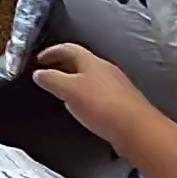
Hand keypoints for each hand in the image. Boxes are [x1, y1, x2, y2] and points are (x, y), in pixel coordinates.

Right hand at [33, 43, 160, 151]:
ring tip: (61, 90)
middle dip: (62, 65)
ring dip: (73, 80)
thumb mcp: (69, 90)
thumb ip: (52, 80)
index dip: (51, 52)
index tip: (40, 59)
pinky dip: (85, 94)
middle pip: (80, 61)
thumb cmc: (102, 105)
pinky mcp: (122, 101)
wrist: (137, 129)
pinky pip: (99, 91)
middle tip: (48, 72)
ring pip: (90, 76)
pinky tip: (82, 107)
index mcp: (91, 61)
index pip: (68, 48)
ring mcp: (116, 85)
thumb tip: (39, 74)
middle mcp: (105, 69)